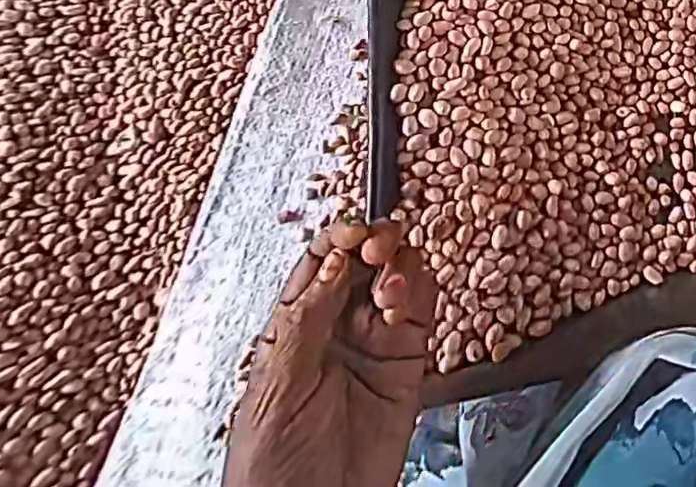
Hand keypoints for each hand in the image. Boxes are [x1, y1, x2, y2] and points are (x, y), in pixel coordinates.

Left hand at [223, 219, 435, 486]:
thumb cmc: (272, 468)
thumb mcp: (274, 391)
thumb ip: (305, 320)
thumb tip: (333, 262)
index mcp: (298, 323)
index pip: (322, 261)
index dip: (339, 237)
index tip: (353, 232)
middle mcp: (340, 322)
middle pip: (366, 257)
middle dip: (376, 240)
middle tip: (377, 245)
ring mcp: (376, 336)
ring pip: (399, 272)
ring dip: (399, 265)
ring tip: (389, 289)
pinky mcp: (408, 354)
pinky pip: (423, 306)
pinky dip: (419, 292)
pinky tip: (400, 305)